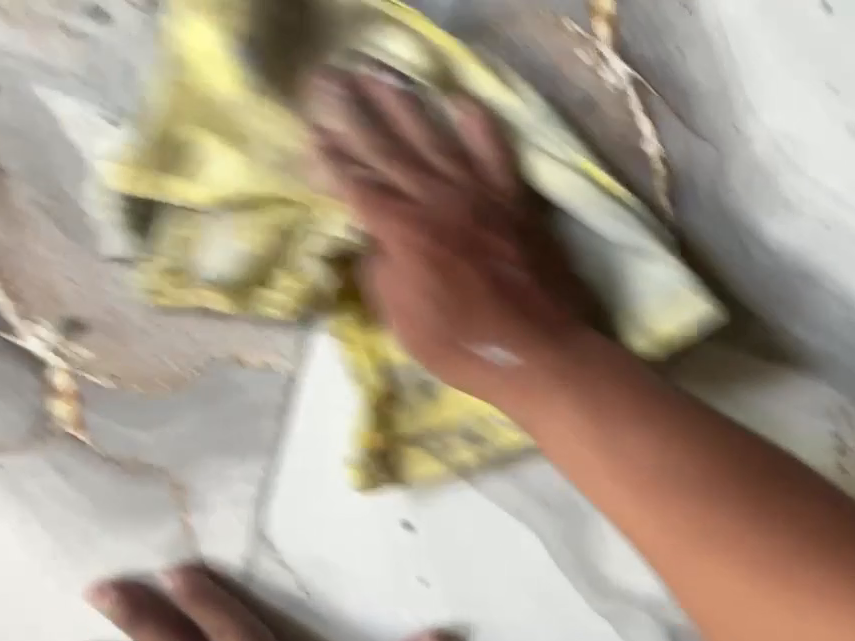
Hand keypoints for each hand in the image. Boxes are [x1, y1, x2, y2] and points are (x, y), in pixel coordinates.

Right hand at [307, 67, 595, 406]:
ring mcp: (481, 198)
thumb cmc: (470, 350)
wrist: (543, 353)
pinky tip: (464, 102)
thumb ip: (382, 278)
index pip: (354, 183)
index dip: (329, 159)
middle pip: (388, 148)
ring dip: (405, 105)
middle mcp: (437, 201)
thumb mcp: (405, 326)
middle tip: (330, 79)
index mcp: (402, 231)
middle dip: (354, 112)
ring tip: (380, 74)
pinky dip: (480, 127)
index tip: (311, 135)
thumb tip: (374, 246)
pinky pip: (497, 155)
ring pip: (436, 139)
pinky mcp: (518, 205)